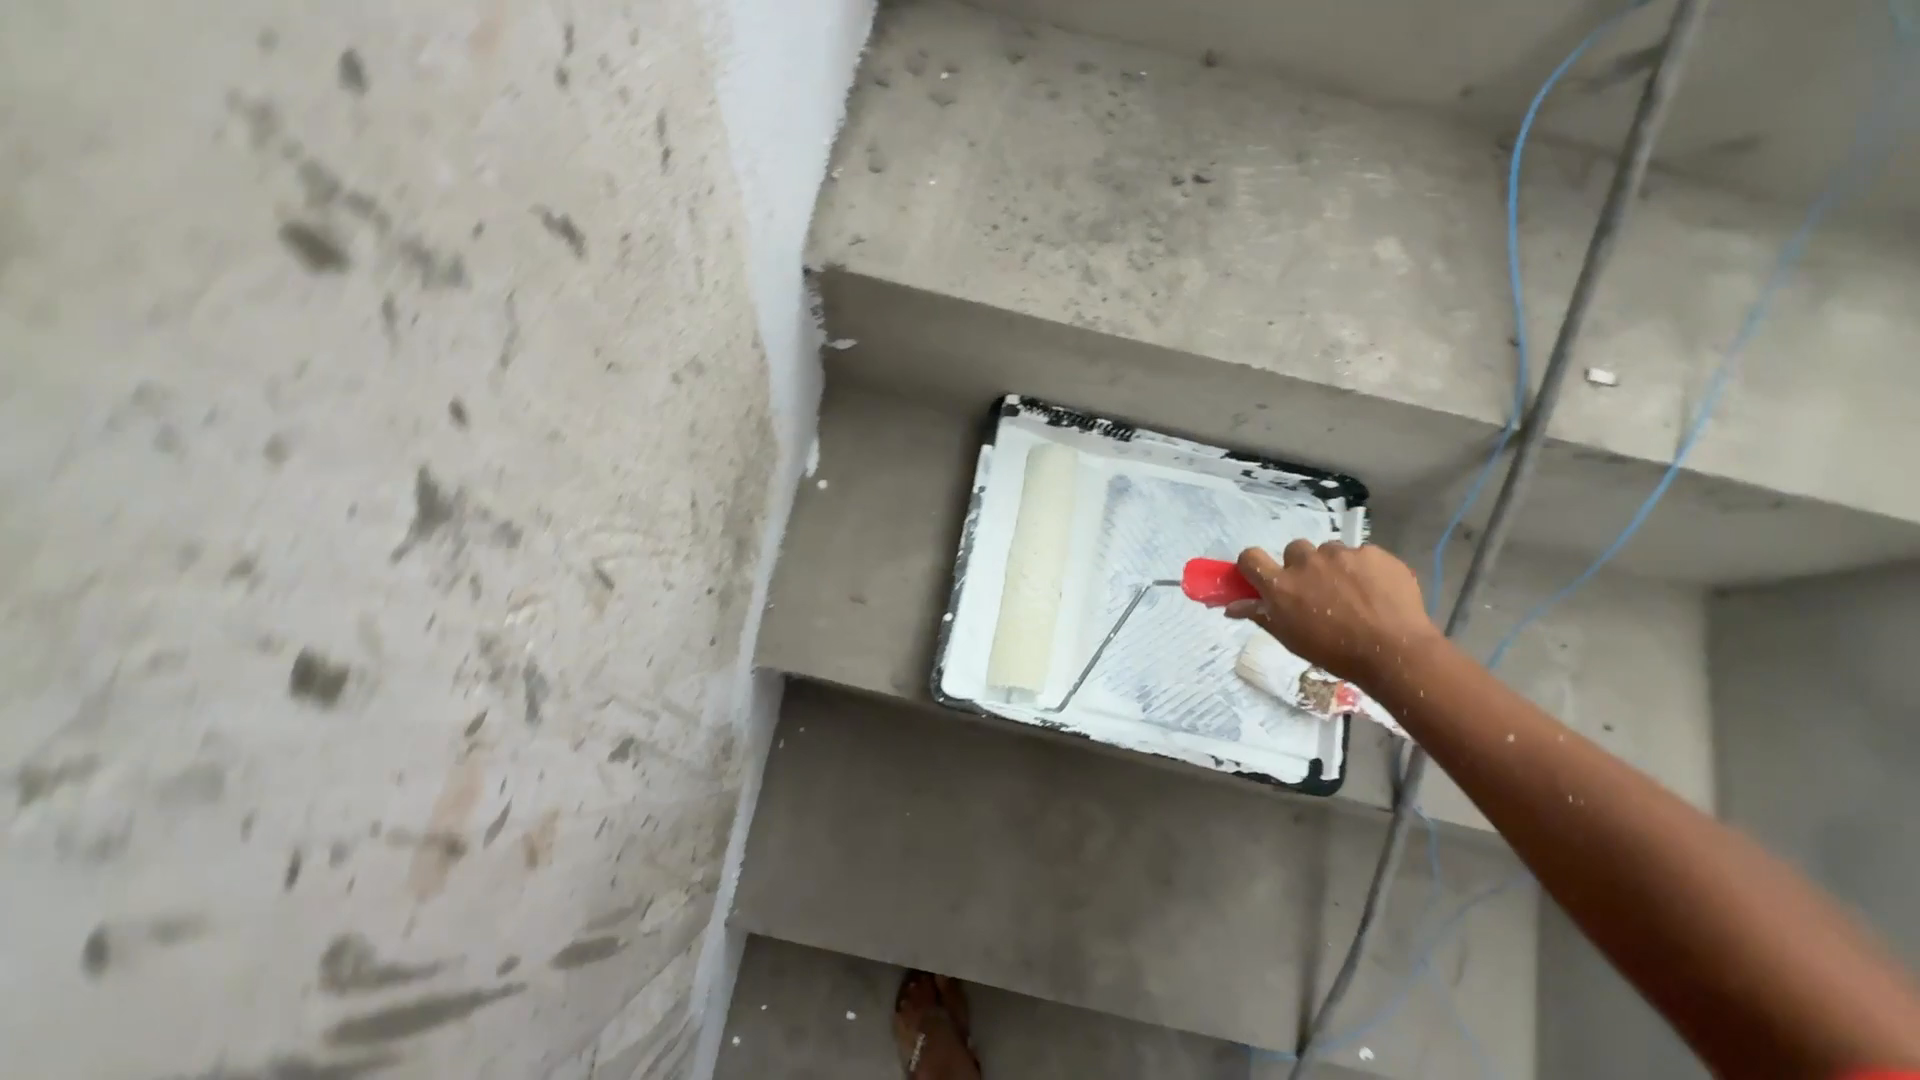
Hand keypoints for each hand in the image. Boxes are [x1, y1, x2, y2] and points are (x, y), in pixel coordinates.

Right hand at [1225, 540, 1439, 686]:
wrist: (1393, 652)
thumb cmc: (1334, 652)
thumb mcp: (1290, 638)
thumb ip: (1260, 615)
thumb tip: (1231, 606)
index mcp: (1281, 585)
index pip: (1250, 557)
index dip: (1255, 565)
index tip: (1264, 577)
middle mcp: (1306, 562)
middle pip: (1295, 550)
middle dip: (1302, 566)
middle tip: (1317, 590)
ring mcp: (1342, 554)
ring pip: (1330, 551)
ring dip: (1334, 566)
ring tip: (1352, 592)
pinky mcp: (1373, 553)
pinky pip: (1362, 555)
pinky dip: (1364, 569)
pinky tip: (1376, 592)